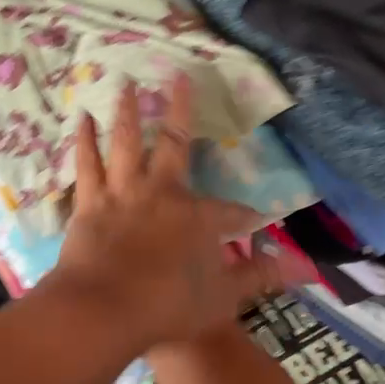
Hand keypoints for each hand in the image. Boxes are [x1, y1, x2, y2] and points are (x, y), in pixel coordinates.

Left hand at [48, 73, 298, 352]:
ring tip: (126, 82)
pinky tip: (82, 116)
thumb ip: (259, 276)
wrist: (104, 307)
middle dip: (179, 109)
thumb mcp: (224, 297)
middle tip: (179, 76)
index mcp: (196, 215)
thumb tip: (302, 266)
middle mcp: (159, 191)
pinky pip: (86, 161)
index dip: (245, 215)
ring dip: (127, 110)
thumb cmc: (168, 306)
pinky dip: (84, 138)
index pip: (231, 211)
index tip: (257, 218)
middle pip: (172, 143)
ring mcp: (121, 191)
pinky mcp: (89, 199)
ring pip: (125, 140)